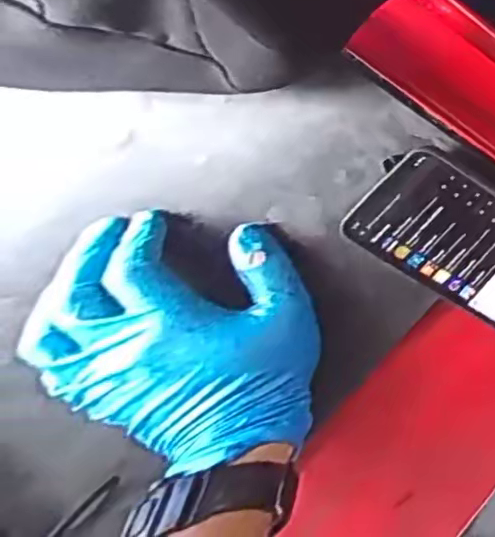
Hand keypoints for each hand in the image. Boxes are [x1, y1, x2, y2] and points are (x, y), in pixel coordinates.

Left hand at [16, 212, 319, 475]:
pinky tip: (70, 321)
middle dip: (90, 255)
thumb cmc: (266, 375)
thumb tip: (249, 238)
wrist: (242, 429)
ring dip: (61, 291)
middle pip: (79, 294)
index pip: (133, 268)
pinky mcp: (97, 391)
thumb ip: (268, 269)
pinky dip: (54, 330)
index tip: (151, 222)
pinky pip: (53, 359)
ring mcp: (102, 373)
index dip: (139, 238)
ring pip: (50, 329)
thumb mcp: (286, 311)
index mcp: (168, 323)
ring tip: (80, 269)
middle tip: (107, 232)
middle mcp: (124, 346)